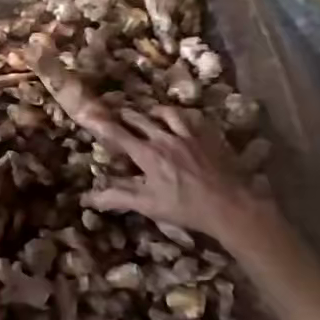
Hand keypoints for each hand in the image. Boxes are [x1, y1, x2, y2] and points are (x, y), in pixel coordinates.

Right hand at [29, 37, 277, 252]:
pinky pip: (192, 117)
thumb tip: (87, 198)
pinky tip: (181, 120)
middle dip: (124, 114)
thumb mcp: (148, 206)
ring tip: (148, 114)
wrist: (232, 206)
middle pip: (139, 117)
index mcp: (147, 154)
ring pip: (166, 112)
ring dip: (152, 111)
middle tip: (117, 113)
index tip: (89, 114)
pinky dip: (181, 116)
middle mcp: (165, 138)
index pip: (118, 133)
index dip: (101, 123)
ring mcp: (189, 134)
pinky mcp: (208, 135)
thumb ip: (117, 197)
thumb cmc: (186, 208)